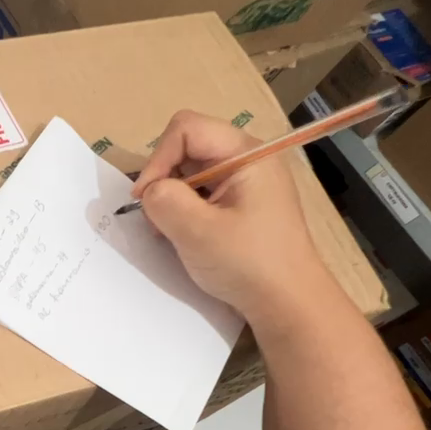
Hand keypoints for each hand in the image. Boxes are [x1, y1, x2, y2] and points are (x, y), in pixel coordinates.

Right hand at [131, 111, 339, 324]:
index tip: (144, 199)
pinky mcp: (239, 203)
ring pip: (189, 172)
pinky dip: (182, 210)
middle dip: (163, 180)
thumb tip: (148, 191)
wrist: (286, 300)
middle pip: (186, 147)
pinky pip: (200, 192)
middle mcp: (246, 159)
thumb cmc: (247, 263)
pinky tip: (184, 235)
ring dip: (170, 198)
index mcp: (245, 154)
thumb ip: (165, 201)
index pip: (186, 129)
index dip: (157, 159)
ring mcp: (244, 181)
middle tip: (158, 219)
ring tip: (171, 231)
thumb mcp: (197, 232)